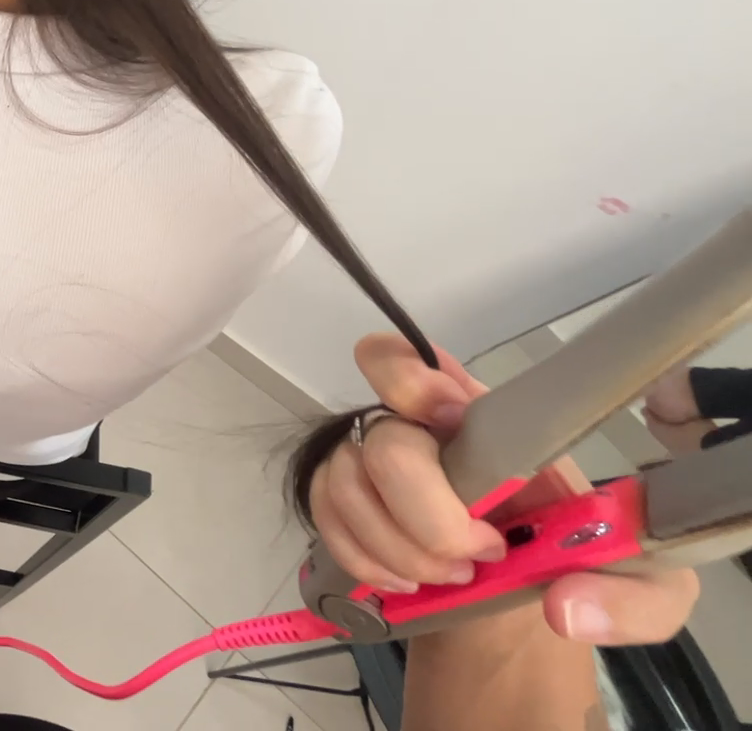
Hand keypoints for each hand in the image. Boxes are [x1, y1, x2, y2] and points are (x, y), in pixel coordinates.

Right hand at [311, 333, 699, 645]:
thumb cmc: (568, 557)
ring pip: (346, 485)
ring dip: (396, 548)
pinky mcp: (334, 496)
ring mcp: (361, 461)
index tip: (446, 421)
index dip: (409, 381)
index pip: (405, 360)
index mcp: (473, 417)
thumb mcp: (640, 578)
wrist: (512, 588)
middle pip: (385, 443)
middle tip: (475, 554)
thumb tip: (564, 606)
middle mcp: (406, 428)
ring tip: (448, 578)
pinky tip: (402, 580)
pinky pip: (326, 517)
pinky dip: (362, 557)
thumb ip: (633, 596)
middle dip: (425, 515)